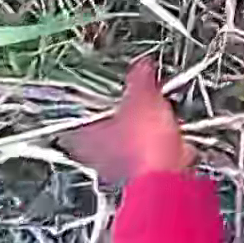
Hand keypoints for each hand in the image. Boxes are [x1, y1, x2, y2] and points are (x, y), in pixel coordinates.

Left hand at [60, 58, 192, 181]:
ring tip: (151, 114)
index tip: (93, 95)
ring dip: (137, 130)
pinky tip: (167, 132)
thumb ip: (139, 78)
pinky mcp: (143, 174)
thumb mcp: (142, 97)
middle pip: (101, 132)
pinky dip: (155, 143)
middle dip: (117, 117)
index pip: (76, 120)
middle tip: (127, 101)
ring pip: (125, 143)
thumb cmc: (142, 143)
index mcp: (87, 137)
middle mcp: (97, 156)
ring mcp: (120, 167)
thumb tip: (141, 64)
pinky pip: (146, 153)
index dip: (86, 106)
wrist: (166, 178)